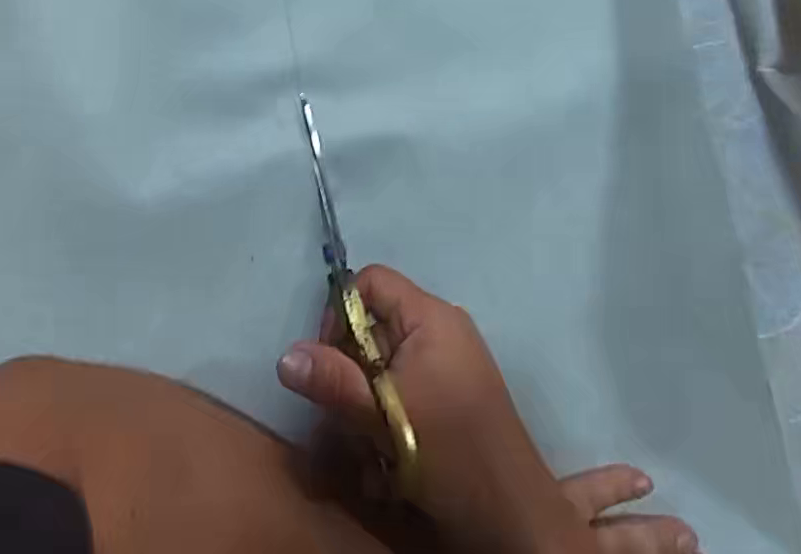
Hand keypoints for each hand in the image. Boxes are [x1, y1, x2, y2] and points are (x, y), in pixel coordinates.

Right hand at [276, 265, 698, 553]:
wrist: (515, 519)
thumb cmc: (451, 452)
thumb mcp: (384, 416)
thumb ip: (333, 381)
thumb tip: (285, 356)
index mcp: (430, 316)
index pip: (371, 281)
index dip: (341, 313)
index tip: (331, 361)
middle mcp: (441, 329)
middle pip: (372, 327)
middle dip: (351, 375)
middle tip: (348, 419)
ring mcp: (447, 362)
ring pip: (383, 367)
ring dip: (366, 410)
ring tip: (371, 455)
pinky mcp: (450, 394)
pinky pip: (402, 391)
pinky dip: (387, 423)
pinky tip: (387, 467)